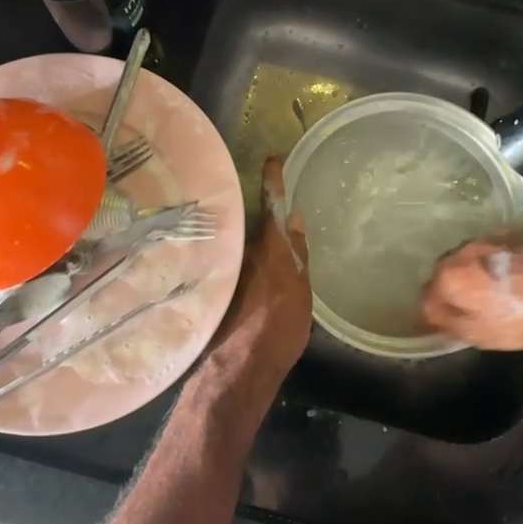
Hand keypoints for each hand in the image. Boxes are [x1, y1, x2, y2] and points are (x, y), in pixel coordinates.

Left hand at [203, 156, 312, 393]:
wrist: (239, 367)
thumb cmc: (276, 327)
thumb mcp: (299, 291)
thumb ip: (298, 254)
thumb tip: (294, 217)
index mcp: (267, 248)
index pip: (271, 203)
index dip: (273, 179)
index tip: (273, 157)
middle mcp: (243, 253)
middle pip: (253, 224)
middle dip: (263, 215)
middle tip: (278, 205)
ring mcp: (231, 272)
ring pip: (244, 246)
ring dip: (254, 241)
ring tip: (271, 240)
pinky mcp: (222, 291)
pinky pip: (238, 266)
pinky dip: (247, 262)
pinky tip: (257, 272)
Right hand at [422, 240, 522, 350]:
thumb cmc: (519, 317)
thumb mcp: (478, 334)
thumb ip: (447, 322)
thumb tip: (429, 315)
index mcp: (447, 275)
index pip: (427, 297)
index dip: (436, 315)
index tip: (447, 327)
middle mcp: (461, 251)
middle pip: (447, 274)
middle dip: (453, 291)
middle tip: (471, 312)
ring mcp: (487, 239)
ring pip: (469, 261)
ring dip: (474, 277)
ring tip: (493, 296)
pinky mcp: (512, 235)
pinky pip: (492, 255)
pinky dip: (495, 267)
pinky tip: (512, 282)